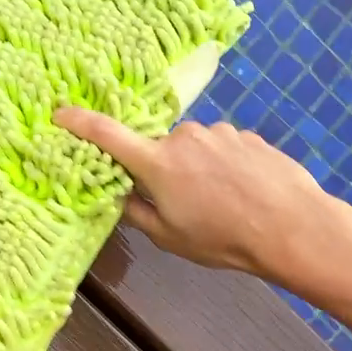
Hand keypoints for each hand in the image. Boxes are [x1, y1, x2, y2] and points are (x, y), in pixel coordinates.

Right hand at [54, 109, 351, 287]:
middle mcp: (184, 137)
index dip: (80, 123)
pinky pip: (219, 149)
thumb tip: (120, 194)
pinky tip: (239, 193)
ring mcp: (218, 132)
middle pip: (157, 149)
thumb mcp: (166, 236)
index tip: (59, 113)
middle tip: (179, 204)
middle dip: (159, 170)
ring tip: (217, 203)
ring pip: (190, 149)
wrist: (292, 227)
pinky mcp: (246, 136)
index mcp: (157, 163)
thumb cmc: (220, 237)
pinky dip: (220, 168)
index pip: (108, 135)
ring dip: (193, 170)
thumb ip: (135, 211)